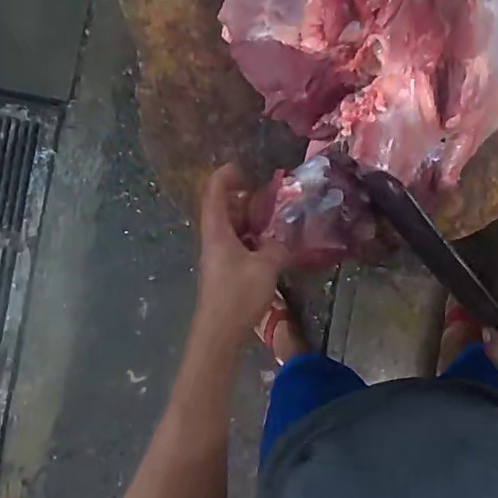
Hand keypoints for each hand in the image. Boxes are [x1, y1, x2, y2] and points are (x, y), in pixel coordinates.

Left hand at [192, 163, 290, 344]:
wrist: (220, 331)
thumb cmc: (238, 295)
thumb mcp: (265, 267)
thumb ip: (277, 247)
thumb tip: (283, 238)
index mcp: (217, 233)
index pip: (213, 195)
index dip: (223, 177)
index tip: (239, 166)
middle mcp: (214, 241)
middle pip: (223, 210)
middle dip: (242, 198)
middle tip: (267, 192)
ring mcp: (219, 257)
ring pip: (232, 228)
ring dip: (250, 219)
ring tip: (274, 215)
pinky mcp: (226, 271)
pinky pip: (239, 245)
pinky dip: (253, 237)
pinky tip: (271, 242)